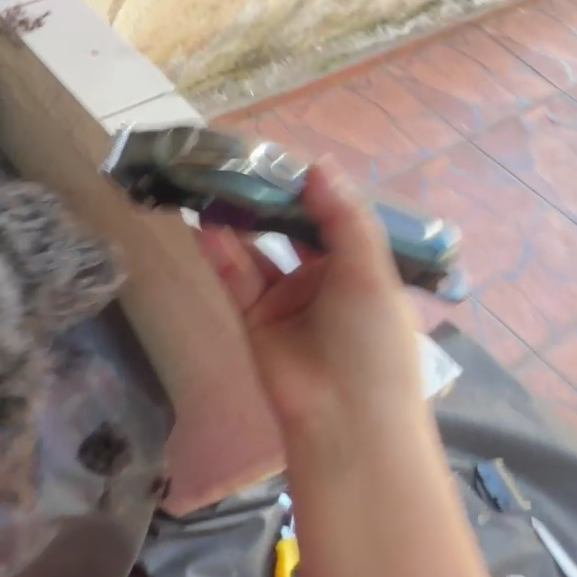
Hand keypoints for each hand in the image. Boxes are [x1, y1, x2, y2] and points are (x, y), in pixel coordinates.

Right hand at [194, 156, 424, 448]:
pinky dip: (219, 250)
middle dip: (264, 201)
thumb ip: (343, 219)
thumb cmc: (372, 344)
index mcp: (362, 270)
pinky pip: (234, 274)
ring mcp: (284, 297)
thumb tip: (317, 164)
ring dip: (236, 222)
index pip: (333, 219)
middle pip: (288, 230)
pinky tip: (204, 226)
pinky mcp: (251, 313)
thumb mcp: (369, 274)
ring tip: (210, 189)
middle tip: (235, 167)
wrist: (342, 417)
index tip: (280, 159)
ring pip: (255, 250)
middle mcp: (322, 279)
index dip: (309, 191)